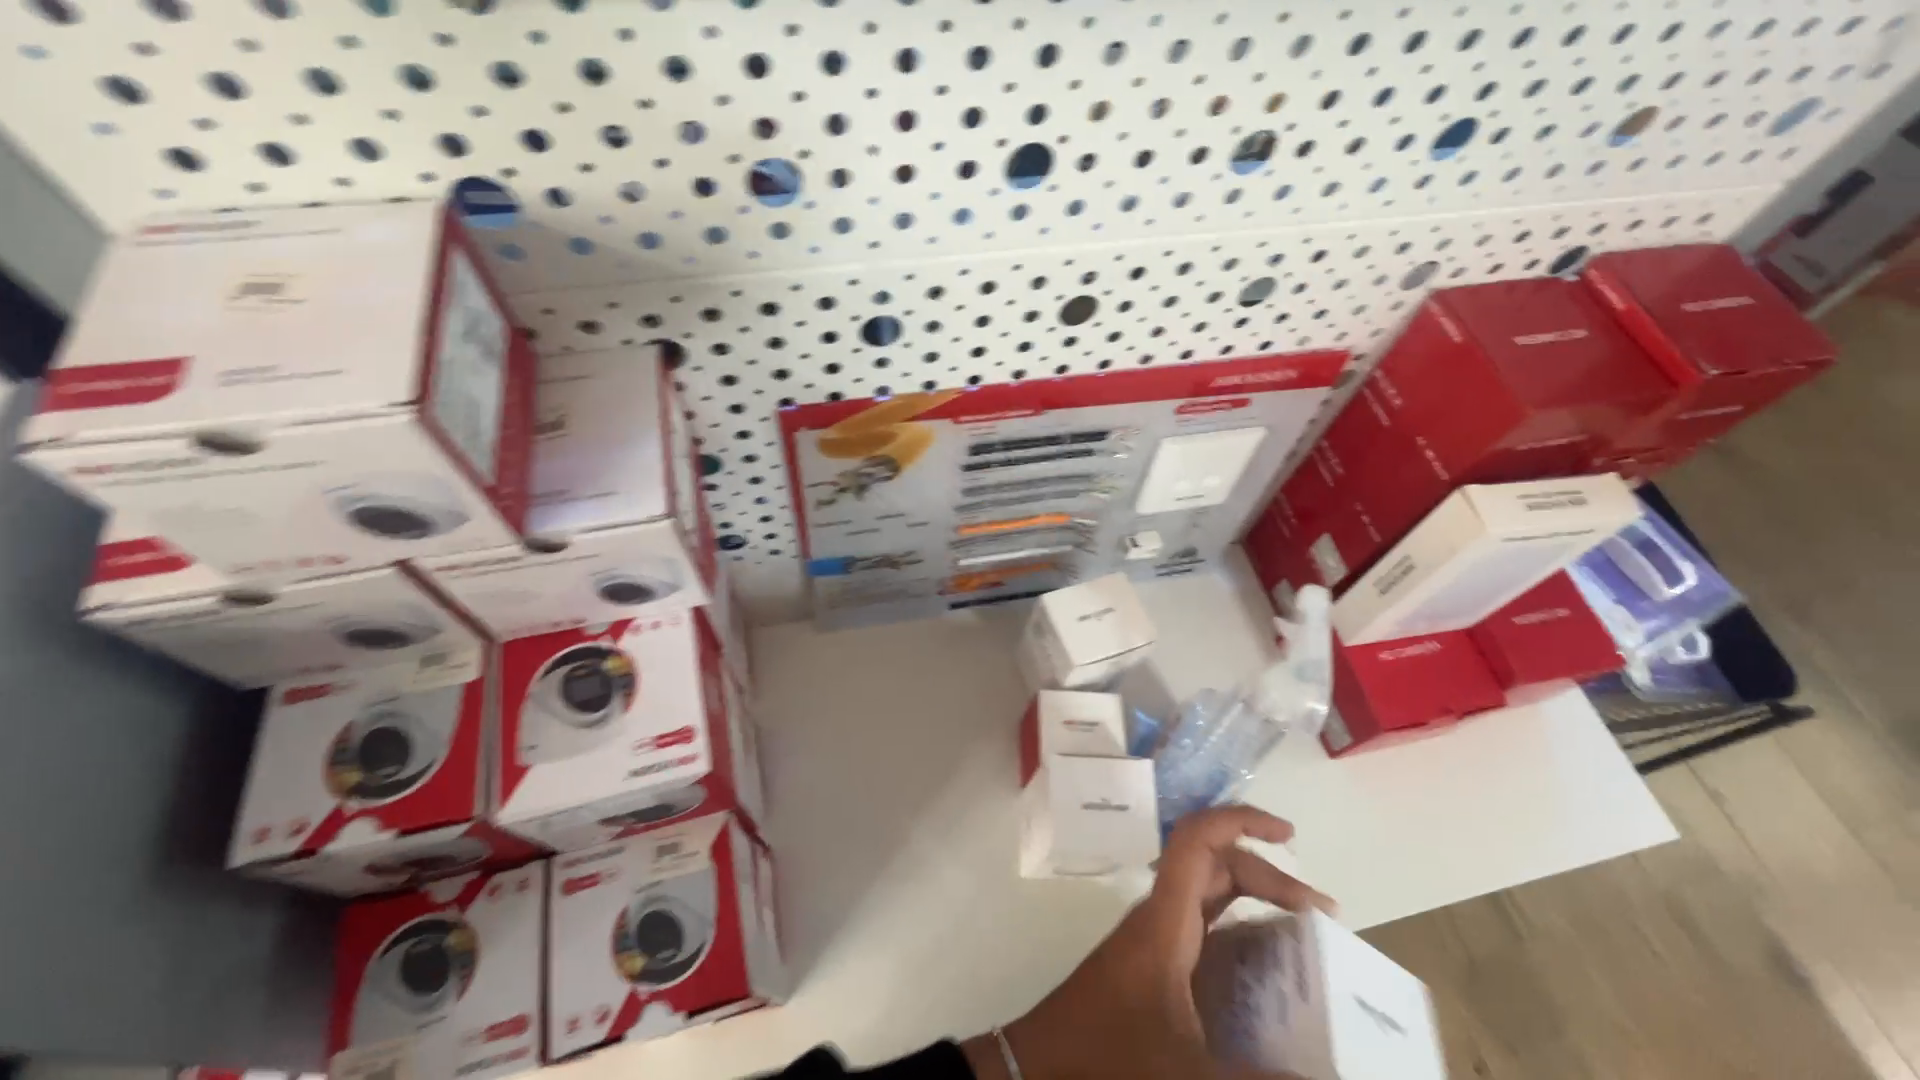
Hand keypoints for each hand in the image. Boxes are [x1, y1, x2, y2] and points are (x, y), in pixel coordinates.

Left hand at [963, 806, 1335, 1079]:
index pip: (1198, 840)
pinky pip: (1201, 923)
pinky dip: (1237, 926)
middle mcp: (1160, 916)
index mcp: (1165, 920)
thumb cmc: (1109, 1055)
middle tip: (1320, 913)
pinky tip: (1266, 964)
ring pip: (1207, 892)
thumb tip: (1324, 1077)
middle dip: (1269, 875)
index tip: (1288, 834)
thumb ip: (1258, 1078)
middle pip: (1215, 866)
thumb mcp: (1187, 1071)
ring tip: (1302, 928)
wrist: (1044, 1064)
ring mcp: (1154, 936)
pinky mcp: (1151, 960)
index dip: (1241, 821)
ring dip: (1253, 896)